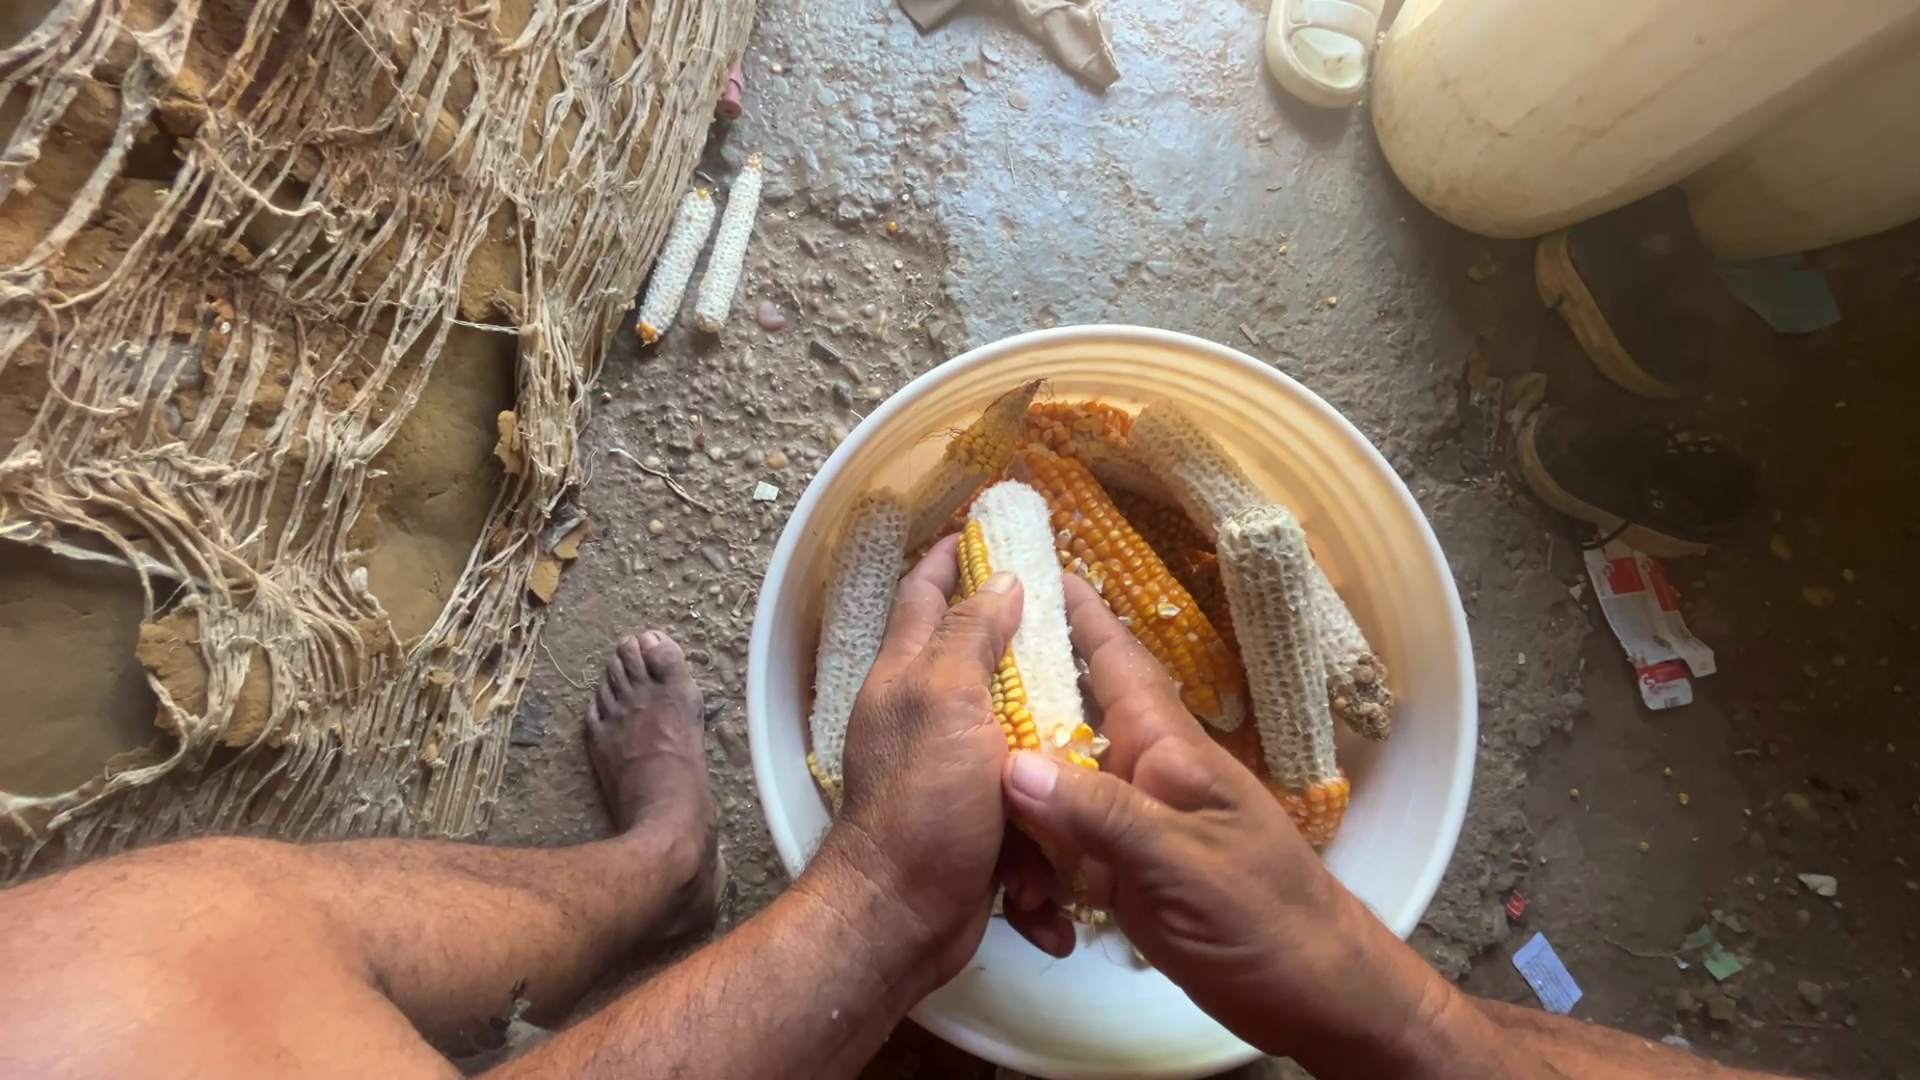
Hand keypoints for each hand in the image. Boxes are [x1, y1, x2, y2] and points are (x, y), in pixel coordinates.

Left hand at [804, 535, 1028, 987]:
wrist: (907, 913)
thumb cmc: (924, 797)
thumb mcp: (947, 701)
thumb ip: (971, 637)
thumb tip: (1001, 581)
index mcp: (907, 673)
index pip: (923, 593)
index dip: (949, 557)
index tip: (983, 531)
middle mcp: (923, 706)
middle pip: (968, 648)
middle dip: (1011, 628)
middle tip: (1062, 611)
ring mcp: (948, 756)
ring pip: (1001, 711)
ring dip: (1035, 705)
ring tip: (1084, 688)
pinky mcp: (975, 801)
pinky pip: (1013, 773)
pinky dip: (1034, 773)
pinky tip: (1064, 761)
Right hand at [998, 576, 1456, 1070]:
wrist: (1308, 994)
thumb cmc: (1263, 914)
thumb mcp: (1183, 860)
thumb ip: (1100, 811)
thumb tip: (1011, 765)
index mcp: (1162, 742)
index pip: (1114, 658)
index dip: (1078, 612)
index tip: (1033, 571)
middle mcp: (1136, 764)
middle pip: (1067, 707)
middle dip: (1018, 681)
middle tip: (957, 661)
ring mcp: (1123, 812)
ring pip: (1050, 772)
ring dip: (1008, 772)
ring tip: (956, 758)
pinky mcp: (1111, 858)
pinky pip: (1053, 831)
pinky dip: (1024, 839)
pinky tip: (995, 853)